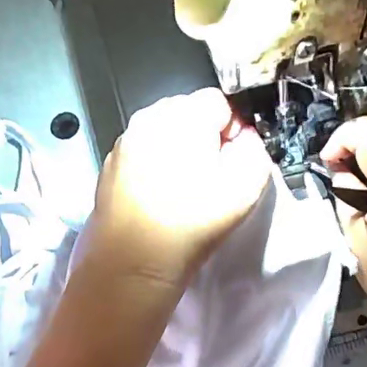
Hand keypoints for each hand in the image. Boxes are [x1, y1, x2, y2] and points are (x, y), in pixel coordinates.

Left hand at [84, 89, 270, 289]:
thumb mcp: (245, 188)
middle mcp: (149, 118)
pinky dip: (154, 169)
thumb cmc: (191, 224)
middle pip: (189, 113)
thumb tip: (246, 141)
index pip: (221, 102)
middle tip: (213, 178)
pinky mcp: (110, 167)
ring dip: (179, 154)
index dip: (235, 130)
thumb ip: (256, 151)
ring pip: (164, 135)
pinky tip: (161, 200)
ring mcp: (125, 142)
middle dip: (204, 138)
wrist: (133, 264)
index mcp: (183, 114)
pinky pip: (142, 156)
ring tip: (185, 193)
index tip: (235, 160)